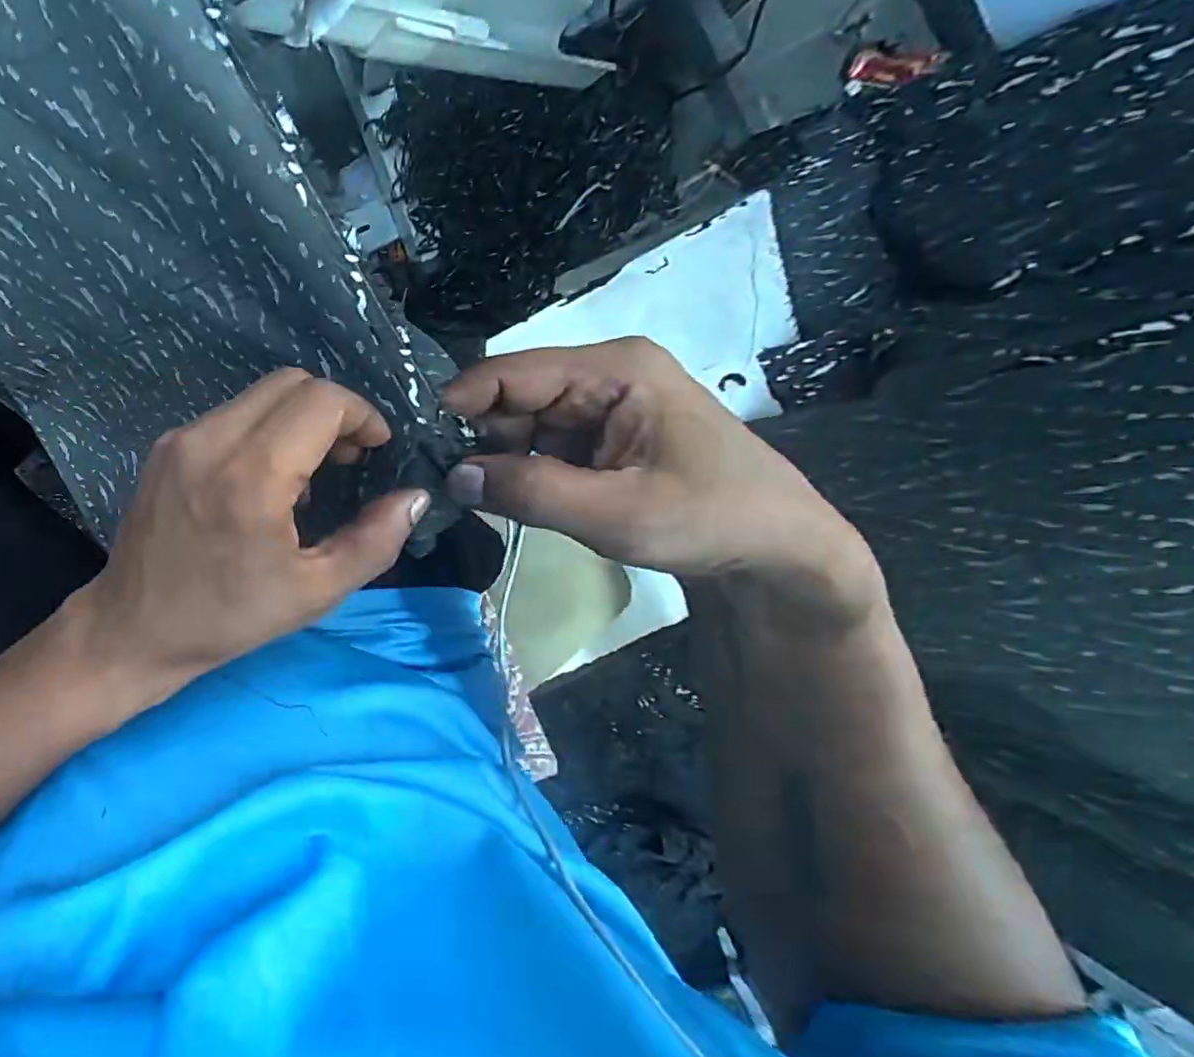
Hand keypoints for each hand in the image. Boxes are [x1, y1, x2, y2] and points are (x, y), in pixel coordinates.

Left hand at [58, 368, 429, 699]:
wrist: (133, 631)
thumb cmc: (229, 619)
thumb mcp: (316, 592)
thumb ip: (375, 540)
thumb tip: (414, 497)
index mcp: (251, 476)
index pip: (322, 401)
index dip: (362, 416)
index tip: (376, 451)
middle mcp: (211, 440)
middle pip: (292, 383)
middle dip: (335, 410)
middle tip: (350, 458)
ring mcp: (182, 438)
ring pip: (260, 395)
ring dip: (300, 419)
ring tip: (313, 472)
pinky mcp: (166, 447)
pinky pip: (232, 414)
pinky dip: (266, 429)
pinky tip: (269, 479)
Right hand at [442, 338, 880, 623]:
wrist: (776, 549)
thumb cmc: (711, 520)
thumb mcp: (618, 514)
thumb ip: (533, 492)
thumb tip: (454, 477)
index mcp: (614, 369)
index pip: (512, 371)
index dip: (460, 404)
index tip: (417, 447)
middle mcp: (603, 376)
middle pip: (514, 397)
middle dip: (477, 440)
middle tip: (440, 486)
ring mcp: (603, 408)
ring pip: (524, 427)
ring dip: (498, 462)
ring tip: (469, 500)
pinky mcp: (603, 440)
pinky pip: (545, 449)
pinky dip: (523, 474)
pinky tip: (506, 501)